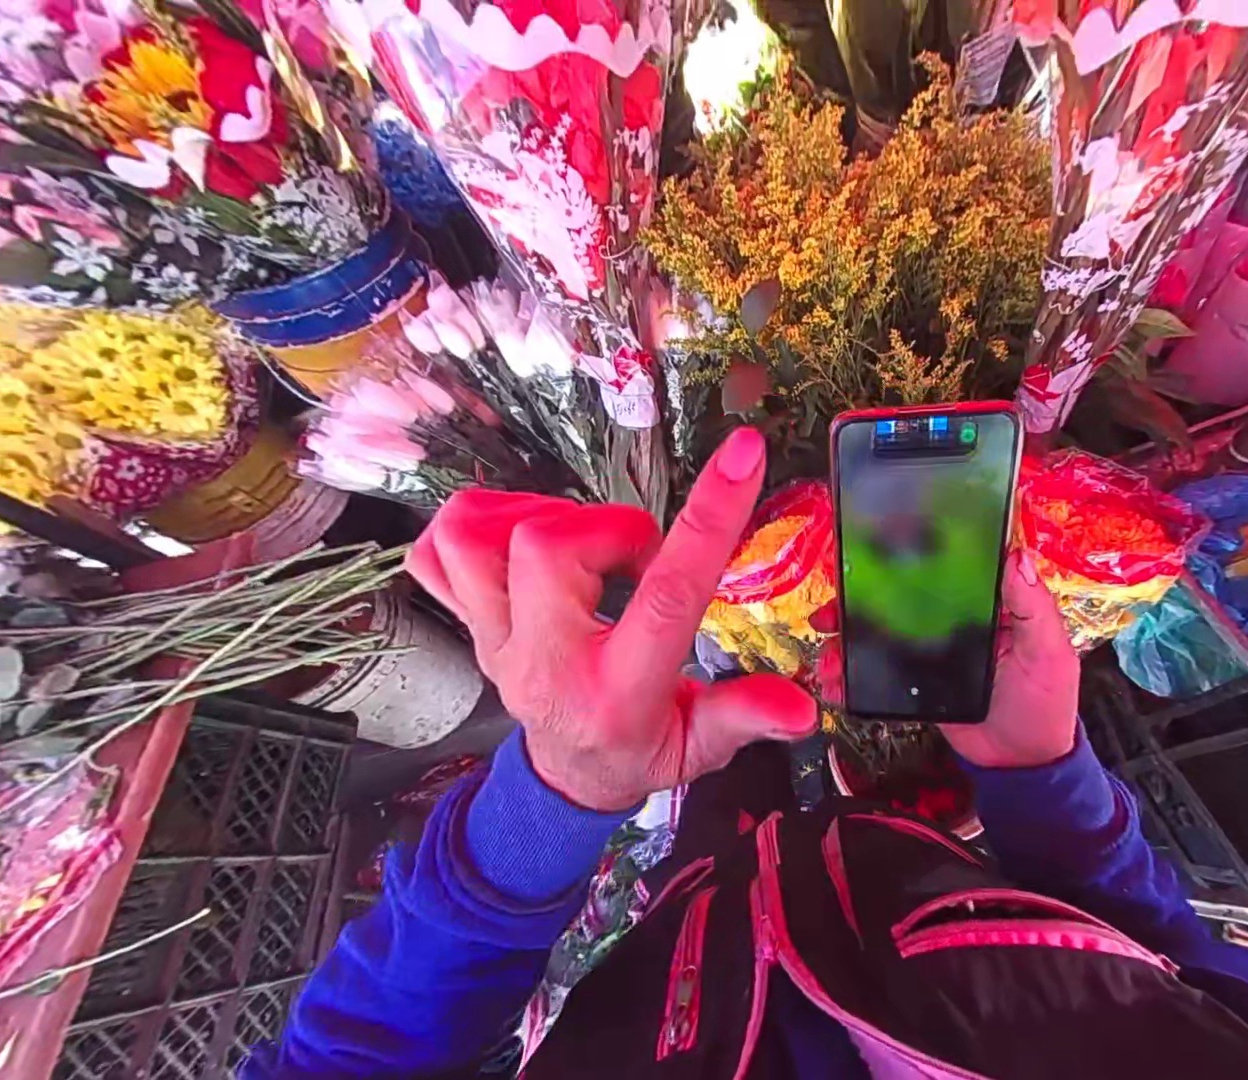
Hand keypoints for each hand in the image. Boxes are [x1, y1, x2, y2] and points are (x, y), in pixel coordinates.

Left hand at [407, 428, 817, 809]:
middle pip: (550, 545)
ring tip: (591, 544)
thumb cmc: (640, 751)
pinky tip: (533, 539)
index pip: (669, 592)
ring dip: (547, 517)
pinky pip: (442, 546)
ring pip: (481, 533)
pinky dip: (486, 522)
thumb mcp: (702, 746)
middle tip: (645, 558)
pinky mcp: (467, 621)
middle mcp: (546, 659)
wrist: (564, 778)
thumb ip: (748, 716)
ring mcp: (495, 637)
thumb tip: (805, 709)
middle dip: (615, 529)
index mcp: (620, 688)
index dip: (713, 516)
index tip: (745, 456)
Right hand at [816, 549, 1079, 768]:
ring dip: (853, 627)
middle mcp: (957, 617)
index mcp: (990, 601)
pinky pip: (882, 666)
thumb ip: (1034, 608)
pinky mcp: (917, 678)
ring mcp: (933, 646)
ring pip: (887, 626)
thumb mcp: (1049, 653)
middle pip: (908, 591)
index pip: (952, 562)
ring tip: (828, 636)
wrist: (1020, 763)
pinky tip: (834, 676)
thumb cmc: (1044, 704)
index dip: (919, 545)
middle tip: (839, 593)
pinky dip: (855, 670)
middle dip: (869, 588)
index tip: (884, 534)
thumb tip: (1018, 556)